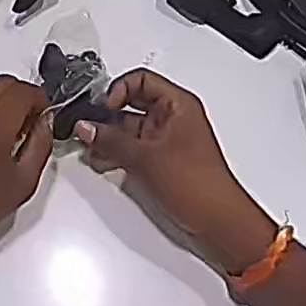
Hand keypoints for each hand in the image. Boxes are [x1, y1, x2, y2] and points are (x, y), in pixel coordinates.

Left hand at [0, 75, 52, 270]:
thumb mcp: (22, 182)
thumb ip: (40, 145)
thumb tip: (46, 123)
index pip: (23, 90)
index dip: (40, 99)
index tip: (46, 114)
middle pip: (5, 83)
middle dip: (24, 97)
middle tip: (33, 121)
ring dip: (5, 103)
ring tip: (14, 134)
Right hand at [74, 68, 278, 275]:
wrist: (219, 225)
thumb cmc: (199, 185)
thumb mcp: (145, 157)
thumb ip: (110, 140)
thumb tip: (86, 128)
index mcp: (178, 105)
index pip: (140, 80)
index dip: (118, 90)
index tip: (104, 107)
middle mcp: (173, 118)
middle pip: (131, 103)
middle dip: (107, 115)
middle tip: (89, 126)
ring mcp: (166, 140)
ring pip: (129, 128)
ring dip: (108, 137)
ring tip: (91, 148)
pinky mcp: (161, 160)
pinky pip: (132, 147)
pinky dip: (116, 152)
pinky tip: (102, 161)